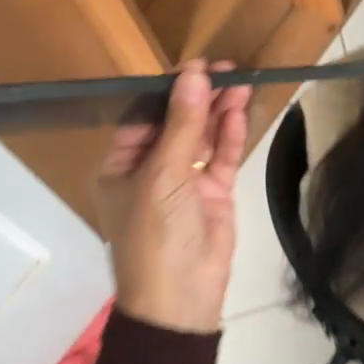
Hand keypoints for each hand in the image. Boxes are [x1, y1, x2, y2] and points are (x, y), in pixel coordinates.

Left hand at [94, 59, 251, 333]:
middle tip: (227, 68)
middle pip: (178, 122)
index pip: (145, 116)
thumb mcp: (164, 174)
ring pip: (204, 137)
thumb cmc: (156, 233)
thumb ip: (184, 124)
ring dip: (220, 111)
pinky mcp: (213, 193)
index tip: (196, 66)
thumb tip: (196, 74)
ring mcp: (184, 182)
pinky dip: (232, 135)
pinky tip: (240, 111)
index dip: (169, 90)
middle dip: (200, 96)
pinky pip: (222, 157)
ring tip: (242, 82)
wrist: (182, 297)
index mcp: (121, 165)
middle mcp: (151, 169)